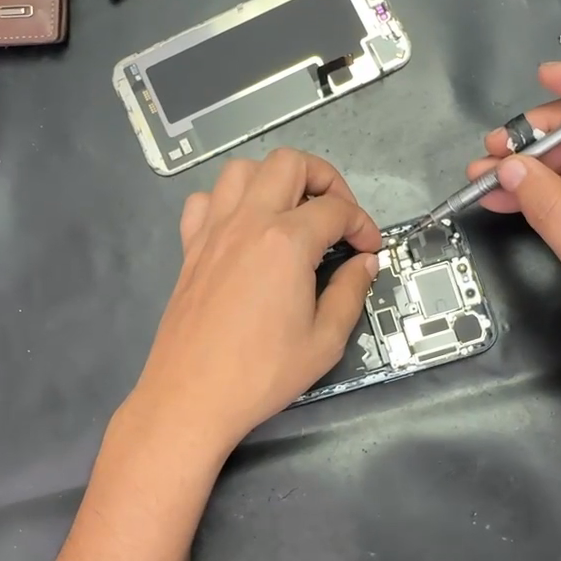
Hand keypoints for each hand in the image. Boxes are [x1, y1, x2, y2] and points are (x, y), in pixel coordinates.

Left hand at [127, 149, 381, 453]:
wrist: (191, 396)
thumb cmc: (262, 374)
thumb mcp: (325, 341)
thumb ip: (350, 292)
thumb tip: (364, 263)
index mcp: (286, 241)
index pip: (336, 209)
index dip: (362, 224)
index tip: (369, 249)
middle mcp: (248, 221)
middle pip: (289, 163)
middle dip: (324, 180)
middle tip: (337, 218)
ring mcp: (213, 231)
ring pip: (242, 170)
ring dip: (273, 180)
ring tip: (291, 214)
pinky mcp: (190, 248)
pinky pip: (204, 201)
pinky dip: (227, 202)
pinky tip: (242, 229)